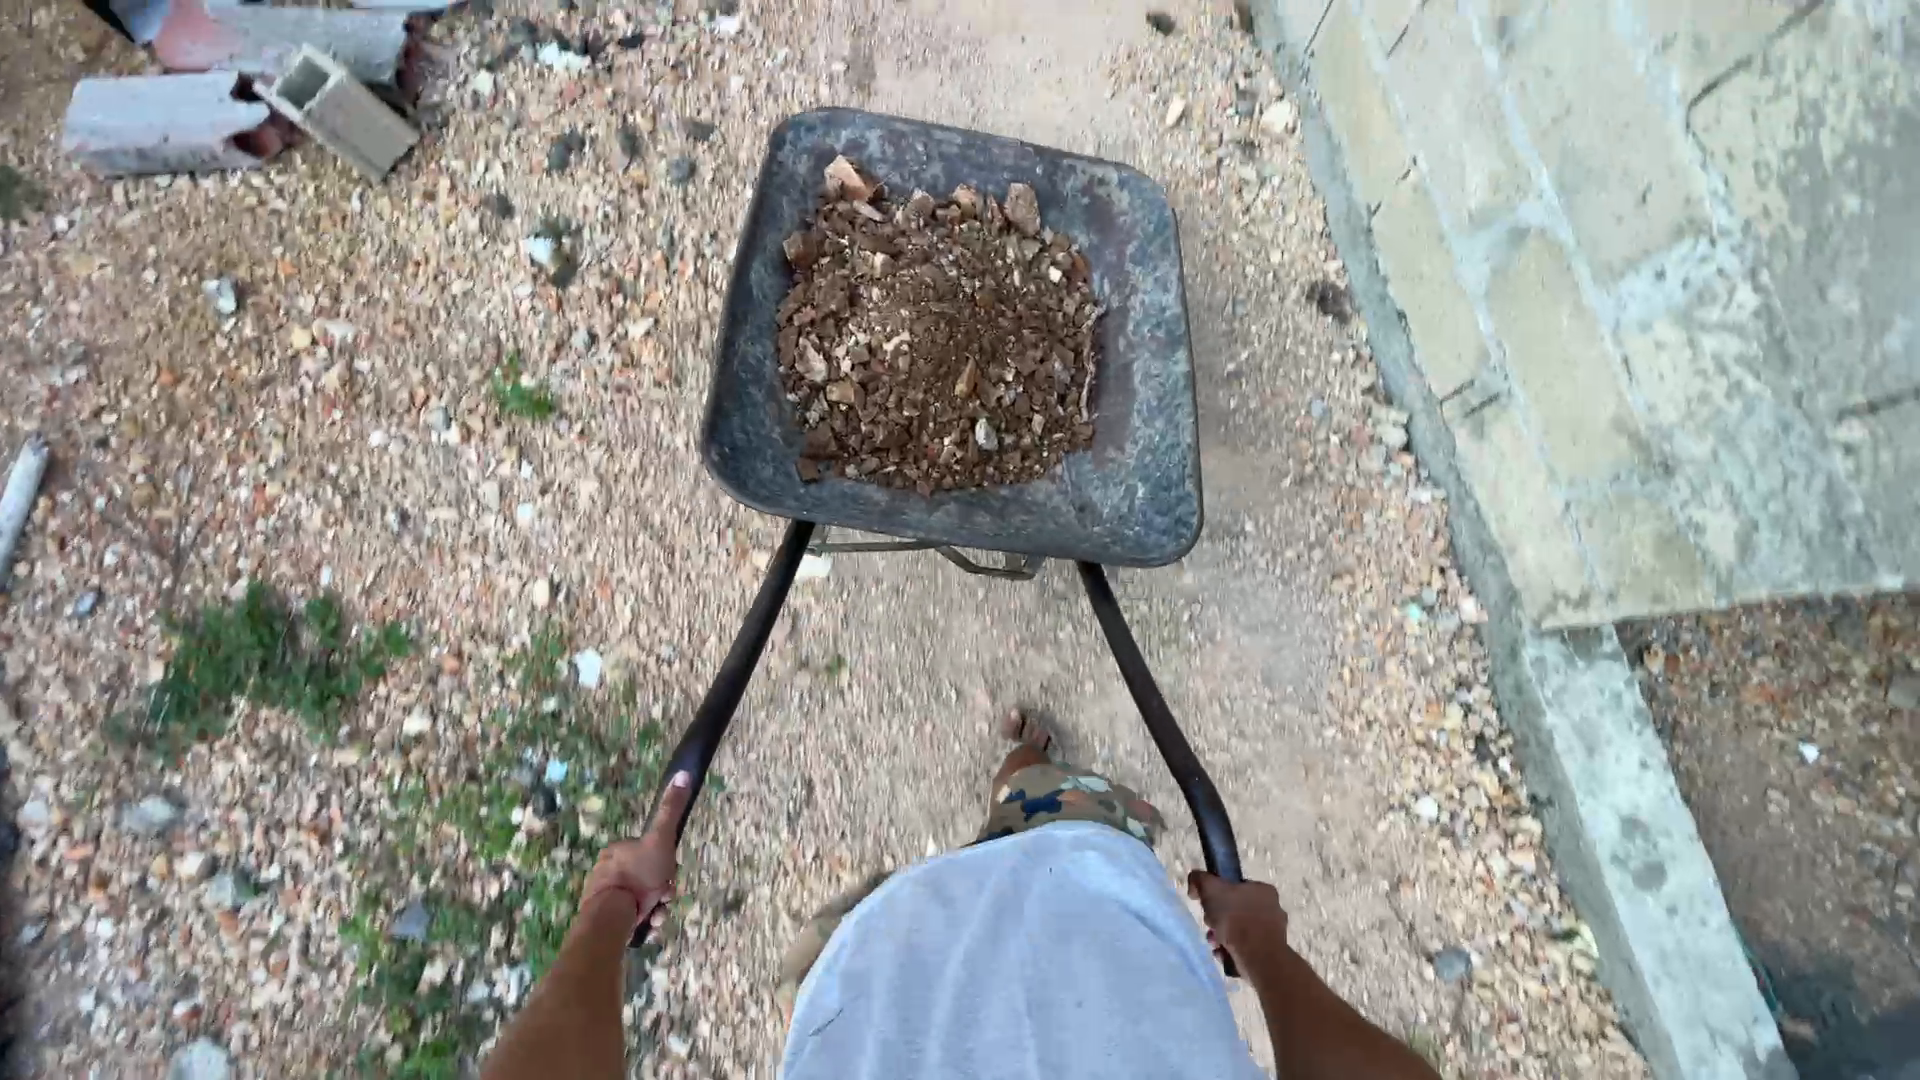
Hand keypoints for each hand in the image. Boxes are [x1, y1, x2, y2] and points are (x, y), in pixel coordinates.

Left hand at [579, 770, 693, 931]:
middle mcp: (607, 870)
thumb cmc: (637, 876)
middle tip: (665, 898)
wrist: (610, 918)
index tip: (670, 875)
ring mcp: (603, 895)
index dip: (665, 863)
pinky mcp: (602, 918)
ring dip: (656, 907)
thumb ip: (671, 809)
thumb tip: (683, 773)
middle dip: (662, 889)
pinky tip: (649, 926)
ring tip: (658, 916)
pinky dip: (643, 921)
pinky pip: (630, 917)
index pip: (649, 852)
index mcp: (617, 850)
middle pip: (647, 876)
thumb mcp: (661, 837)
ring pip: (641, 898)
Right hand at [1188, 871, 1288, 968]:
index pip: (1237, 887)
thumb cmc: (1236, 918)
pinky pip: (1244, 949)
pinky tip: (1223, 954)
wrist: (1258, 958)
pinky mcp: (1270, 954)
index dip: (1219, 894)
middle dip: (1218, 920)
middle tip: (1210, 925)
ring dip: (1222, 937)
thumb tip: (1195, 887)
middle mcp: (1273, 910)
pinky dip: (1231, 952)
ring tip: (1215, 943)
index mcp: (1264, 890)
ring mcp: (1273, 934)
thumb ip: (1199, 879)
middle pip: (1236, 911)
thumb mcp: (1210, 888)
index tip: (1208, 905)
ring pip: (1239, 931)